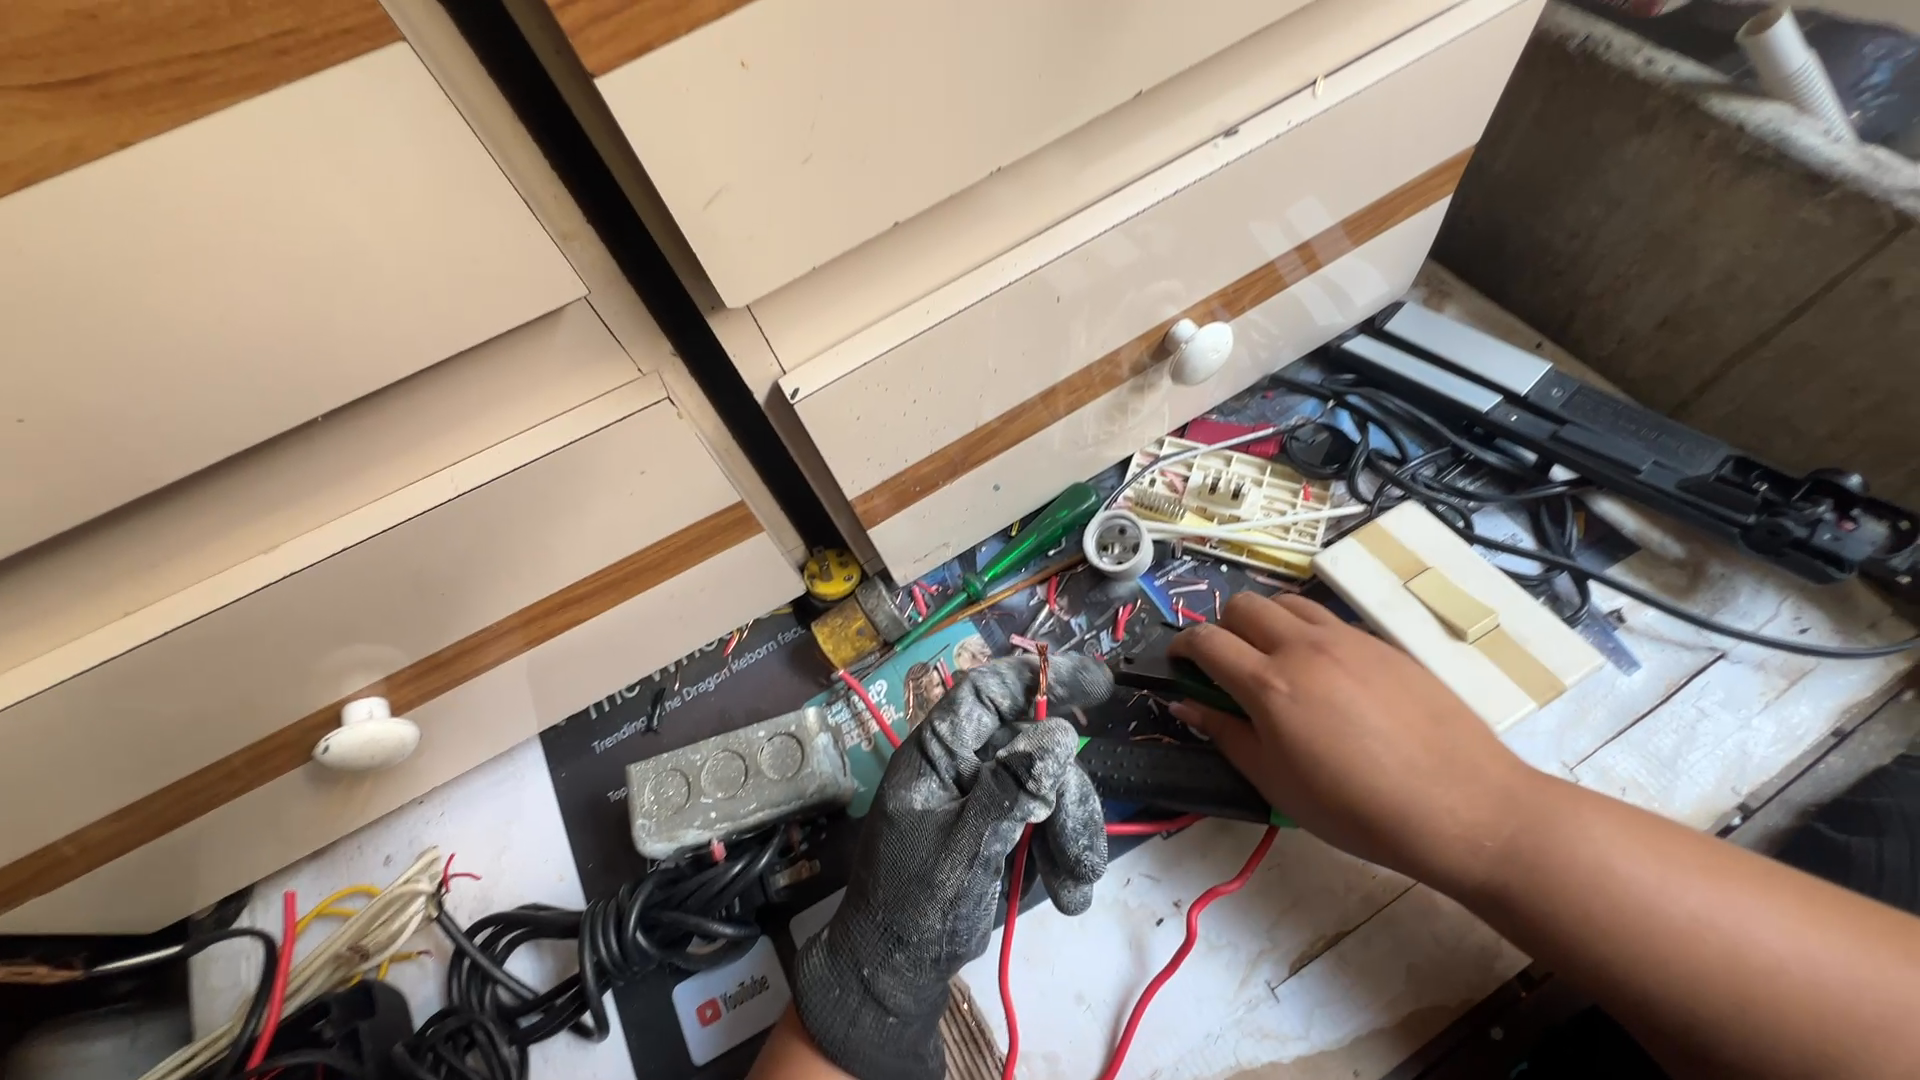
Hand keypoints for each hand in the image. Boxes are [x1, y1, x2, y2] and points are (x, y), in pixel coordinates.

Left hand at [793, 654, 1111, 1079]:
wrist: (898, 969)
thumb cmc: (912, 906)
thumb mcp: (962, 849)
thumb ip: (1008, 792)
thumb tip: (1057, 736)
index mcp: (936, 755)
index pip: (986, 693)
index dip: (1039, 678)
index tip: (1096, 683)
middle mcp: (963, 765)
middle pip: (1033, 749)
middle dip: (1067, 797)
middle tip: (1083, 852)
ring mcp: (985, 796)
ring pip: (1049, 787)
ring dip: (1071, 834)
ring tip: (1075, 884)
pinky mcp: (1002, 827)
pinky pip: (1047, 821)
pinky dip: (1063, 853)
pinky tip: (1068, 893)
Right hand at [1168, 592, 1538, 889]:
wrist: (1465, 807)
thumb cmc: (1357, 809)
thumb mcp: (1276, 783)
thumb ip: (1226, 734)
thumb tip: (1187, 704)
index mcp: (1270, 685)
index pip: (1206, 641)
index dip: (1182, 646)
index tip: (1180, 662)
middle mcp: (1304, 648)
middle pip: (1243, 605)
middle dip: (1222, 627)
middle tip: (1227, 664)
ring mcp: (1347, 639)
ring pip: (1286, 602)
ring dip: (1264, 621)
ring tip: (1273, 659)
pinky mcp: (1382, 643)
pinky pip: (1328, 619)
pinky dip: (1306, 631)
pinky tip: (1324, 673)